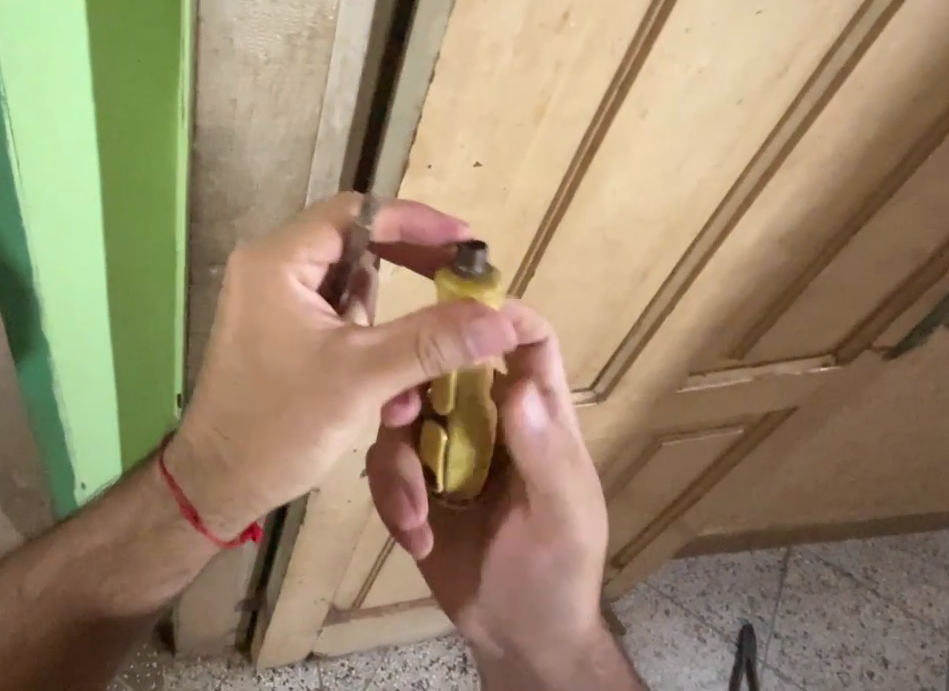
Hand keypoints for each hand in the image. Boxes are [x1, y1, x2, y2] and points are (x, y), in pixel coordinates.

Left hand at [164, 194, 546, 536]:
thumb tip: (503, 317)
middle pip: (355, 243)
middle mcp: (271, 265)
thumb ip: (432, 340)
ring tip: (405, 374)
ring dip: (387, 322)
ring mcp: (273, 296)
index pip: (356, 213)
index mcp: (278, 260)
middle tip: (460, 283)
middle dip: (409, 270)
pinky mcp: (280, 326)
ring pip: (351, 284)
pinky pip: (337, 314)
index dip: (416, 222)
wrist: (220, 482)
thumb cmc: (280, 425)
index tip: (468, 244)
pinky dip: (367, 340)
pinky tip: (384, 390)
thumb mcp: (363, 377)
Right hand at [366, 308, 630, 687]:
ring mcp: (444, 445)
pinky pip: (385, 463)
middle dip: (412, 383)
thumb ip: (543, 452)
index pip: (527, 342)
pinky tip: (415, 537)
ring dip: (399, 464)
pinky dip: (392, 496)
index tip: (458, 312)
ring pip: (401, 414)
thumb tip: (513, 384)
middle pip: (442, 364)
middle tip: (395, 413)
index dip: (501, 316)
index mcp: (534, 411)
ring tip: (412, 514)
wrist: (517, 637)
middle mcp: (485, 416)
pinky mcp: (412, 478)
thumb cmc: (559, 571)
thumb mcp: (563, 516)